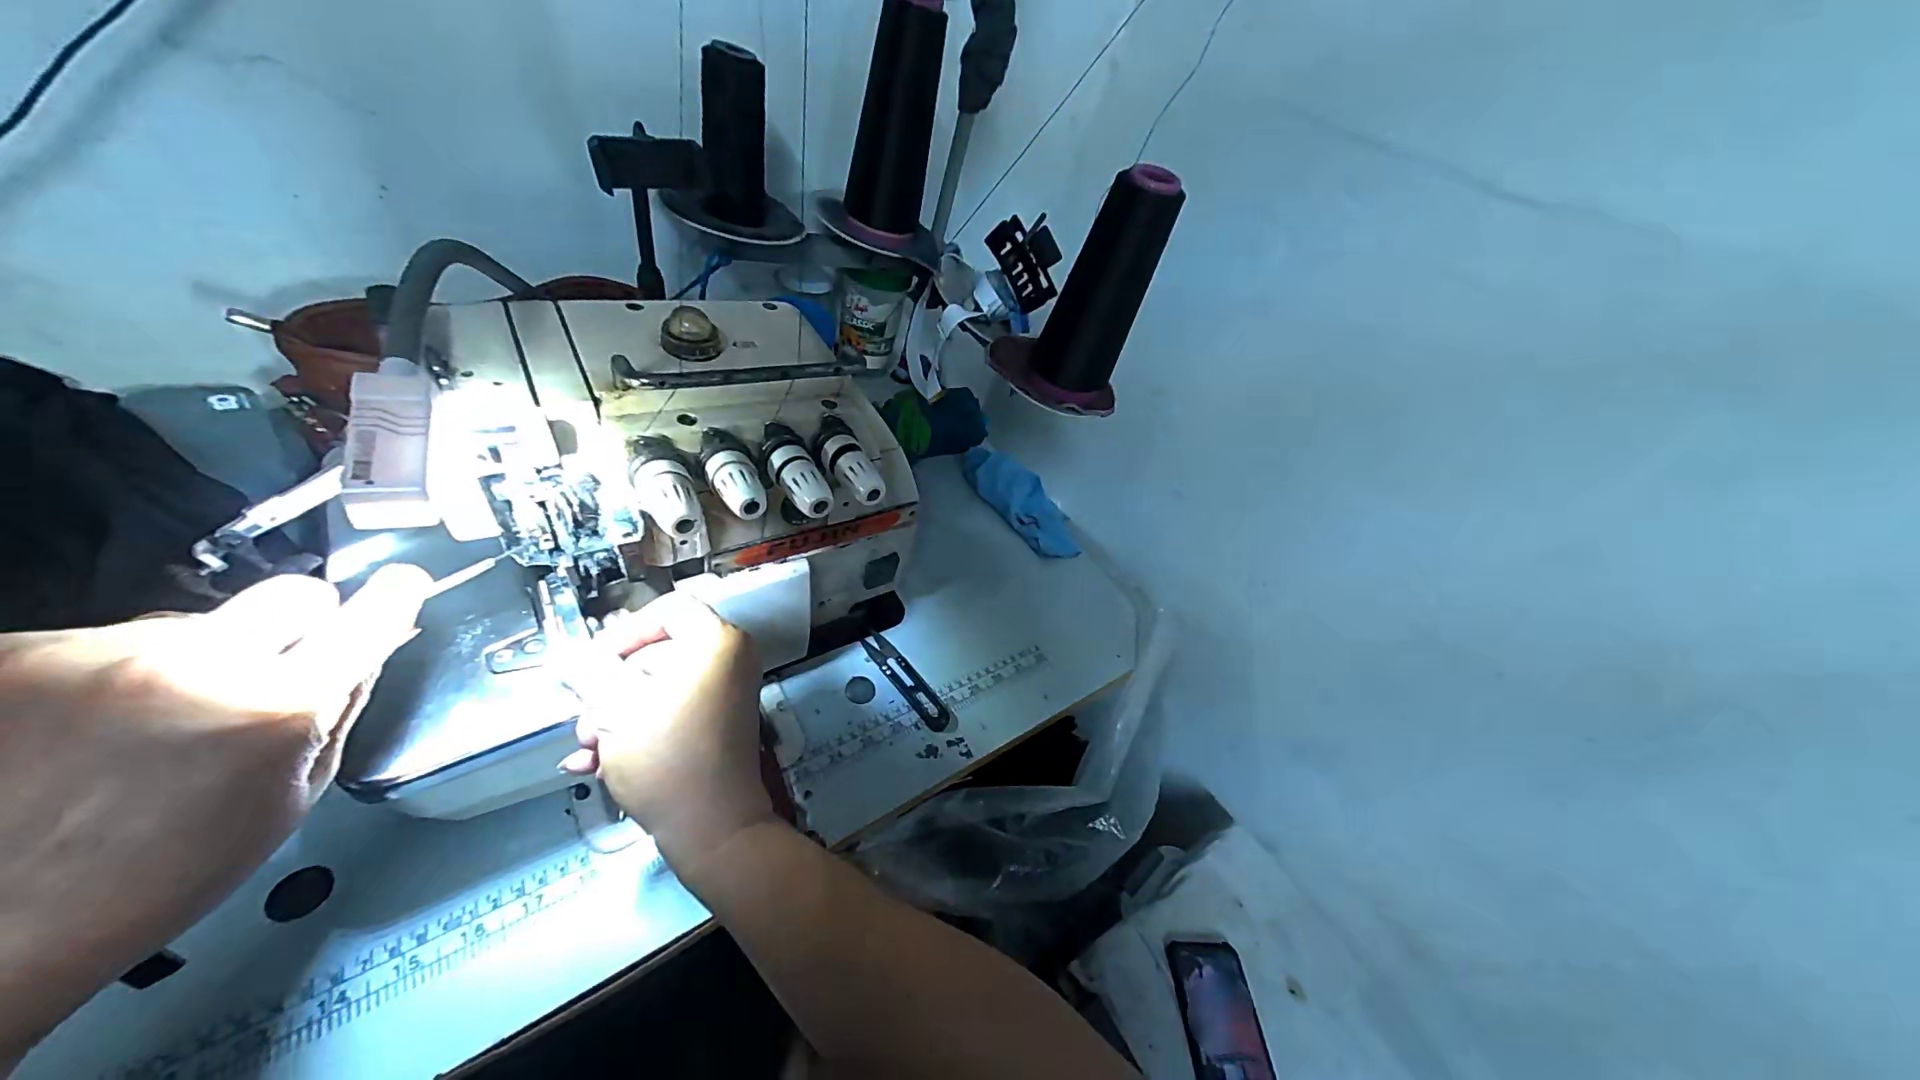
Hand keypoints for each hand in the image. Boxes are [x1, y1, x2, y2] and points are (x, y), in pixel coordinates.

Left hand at [0, 565, 429, 1060]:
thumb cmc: (151, 883)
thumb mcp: (286, 800)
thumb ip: (332, 716)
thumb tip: (359, 658)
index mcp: (274, 708)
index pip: (365, 620)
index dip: (393, 597)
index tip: (401, 583)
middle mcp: (191, 665)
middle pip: (288, 595)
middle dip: (301, 620)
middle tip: (275, 664)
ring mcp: (92, 654)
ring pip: (191, 625)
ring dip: (191, 661)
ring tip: (147, 728)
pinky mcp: (13, 655)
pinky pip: (106, 643)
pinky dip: (115, 675)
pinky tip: (87, 729)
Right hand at [562, 593, 774, 870]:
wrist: (712, 827)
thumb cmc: (668, 758)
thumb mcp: (616, 707)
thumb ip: (588, 671)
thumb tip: (566, 652)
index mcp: (719, 642)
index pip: (668, 610)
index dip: (625, 631)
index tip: (593, 663)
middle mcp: (729, 660)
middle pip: (655, 653)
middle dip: (609, 688)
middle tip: (586, 719)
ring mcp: (724, 693)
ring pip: (654, 688)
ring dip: (614, 716)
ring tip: (592, 747)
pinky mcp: (714, 724)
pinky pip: (668, 713)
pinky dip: (634, 732)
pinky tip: (599, 762)